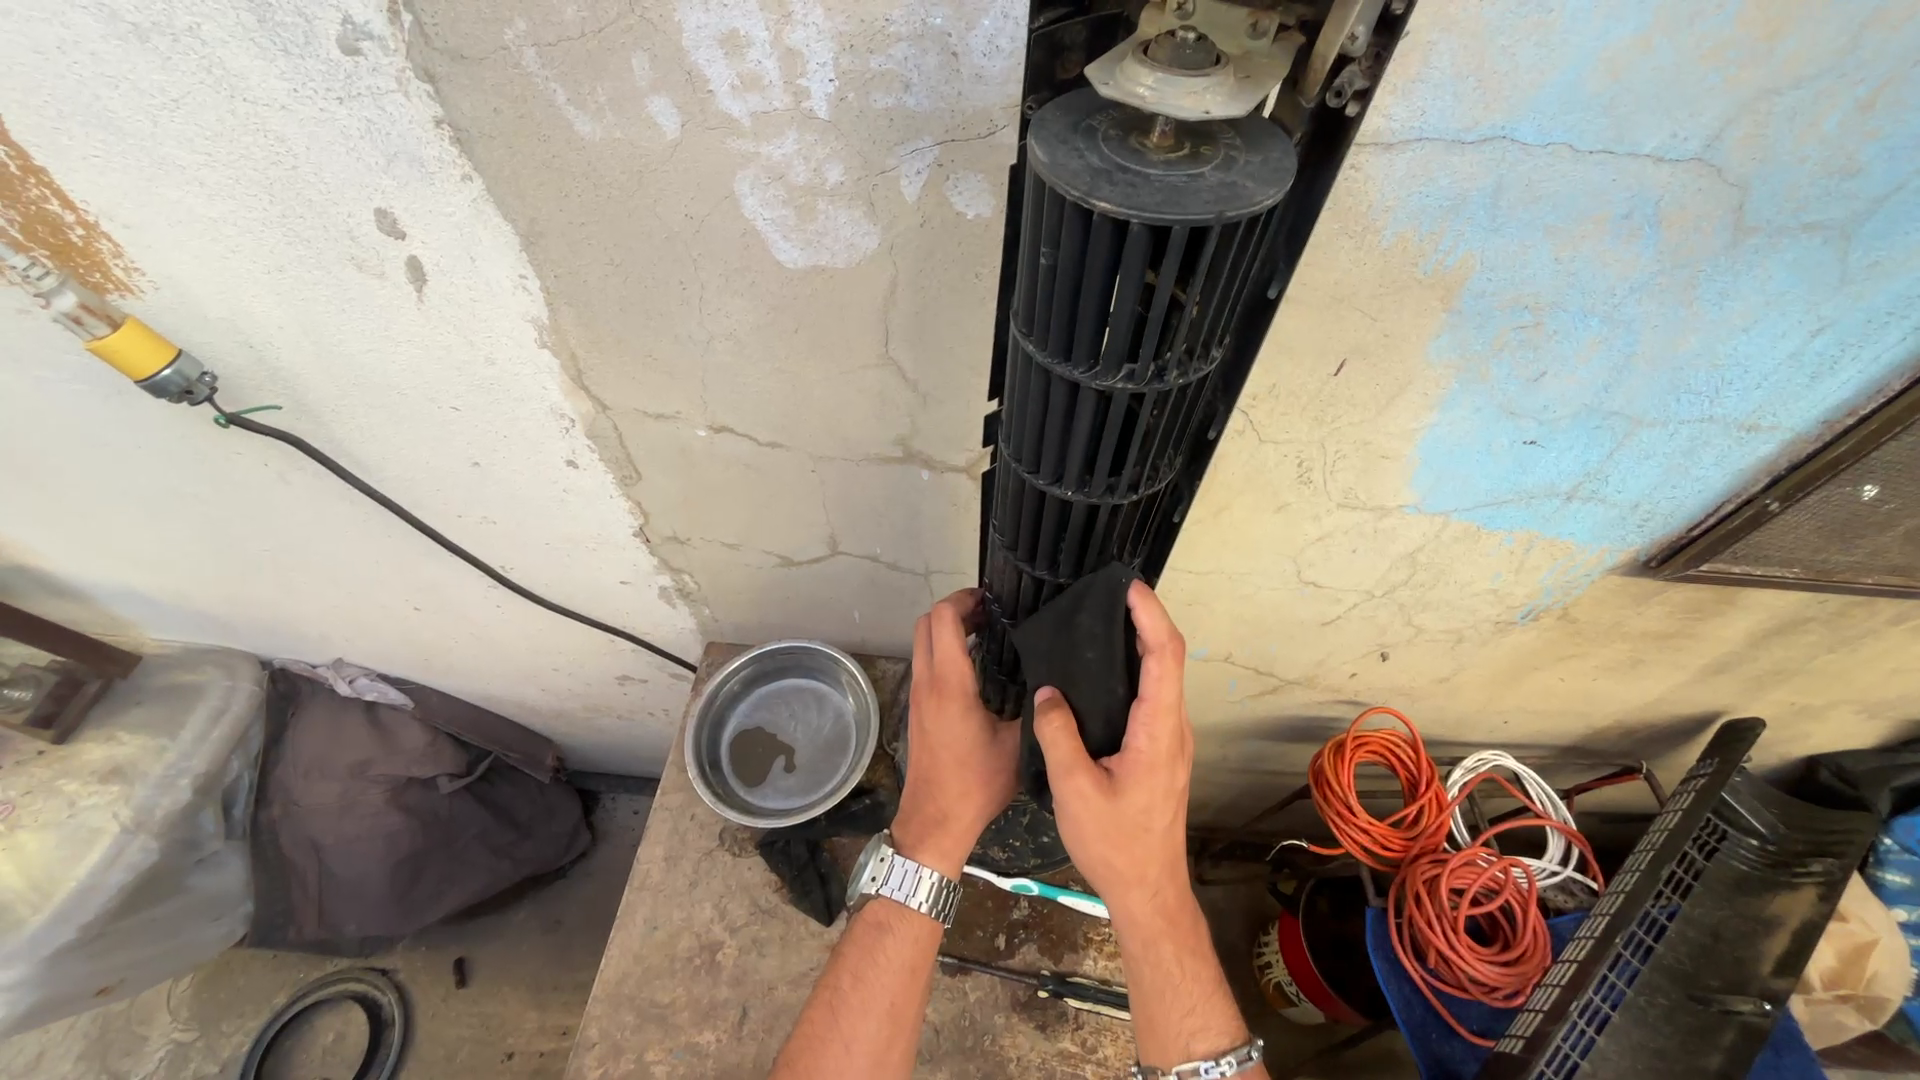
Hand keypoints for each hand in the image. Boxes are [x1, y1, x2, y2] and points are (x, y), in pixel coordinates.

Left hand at [890, 588, 1020, 877]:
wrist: (935, 820)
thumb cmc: (976, 783)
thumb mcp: (1016, 745)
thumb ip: (1033, 710)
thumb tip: (1051, 683)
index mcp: (949, 683)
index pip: (944, 618)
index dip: (965, 599)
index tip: (993, 600)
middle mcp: (926, 682)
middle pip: (926, 623)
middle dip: (956, 610)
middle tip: (992, 614)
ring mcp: (917, 695)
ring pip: (923, 643)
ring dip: (948, 630)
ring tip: (988, 634)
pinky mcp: (917, 709)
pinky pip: (926, 663)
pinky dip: (945, 650)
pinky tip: (977, 667)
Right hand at [1031, 580, 1194, 922]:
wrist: (1147, 889)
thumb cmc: (1115, 844)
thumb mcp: (1075, 789)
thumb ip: (1059, 734)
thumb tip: (1048, 692)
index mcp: (1157, 729)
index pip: (1164, 656)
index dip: (1150, 615)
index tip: (1128, 586)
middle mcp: (1172, 727)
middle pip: (1169, 658)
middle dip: (1146, 618)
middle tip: (1109, 594)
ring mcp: (1170, 739)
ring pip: (1163, 676)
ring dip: (1142, 643)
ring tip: (1104, 621)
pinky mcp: (1160, 751)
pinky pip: (1153, 696)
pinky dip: (1136, 669)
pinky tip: (1103, 672)